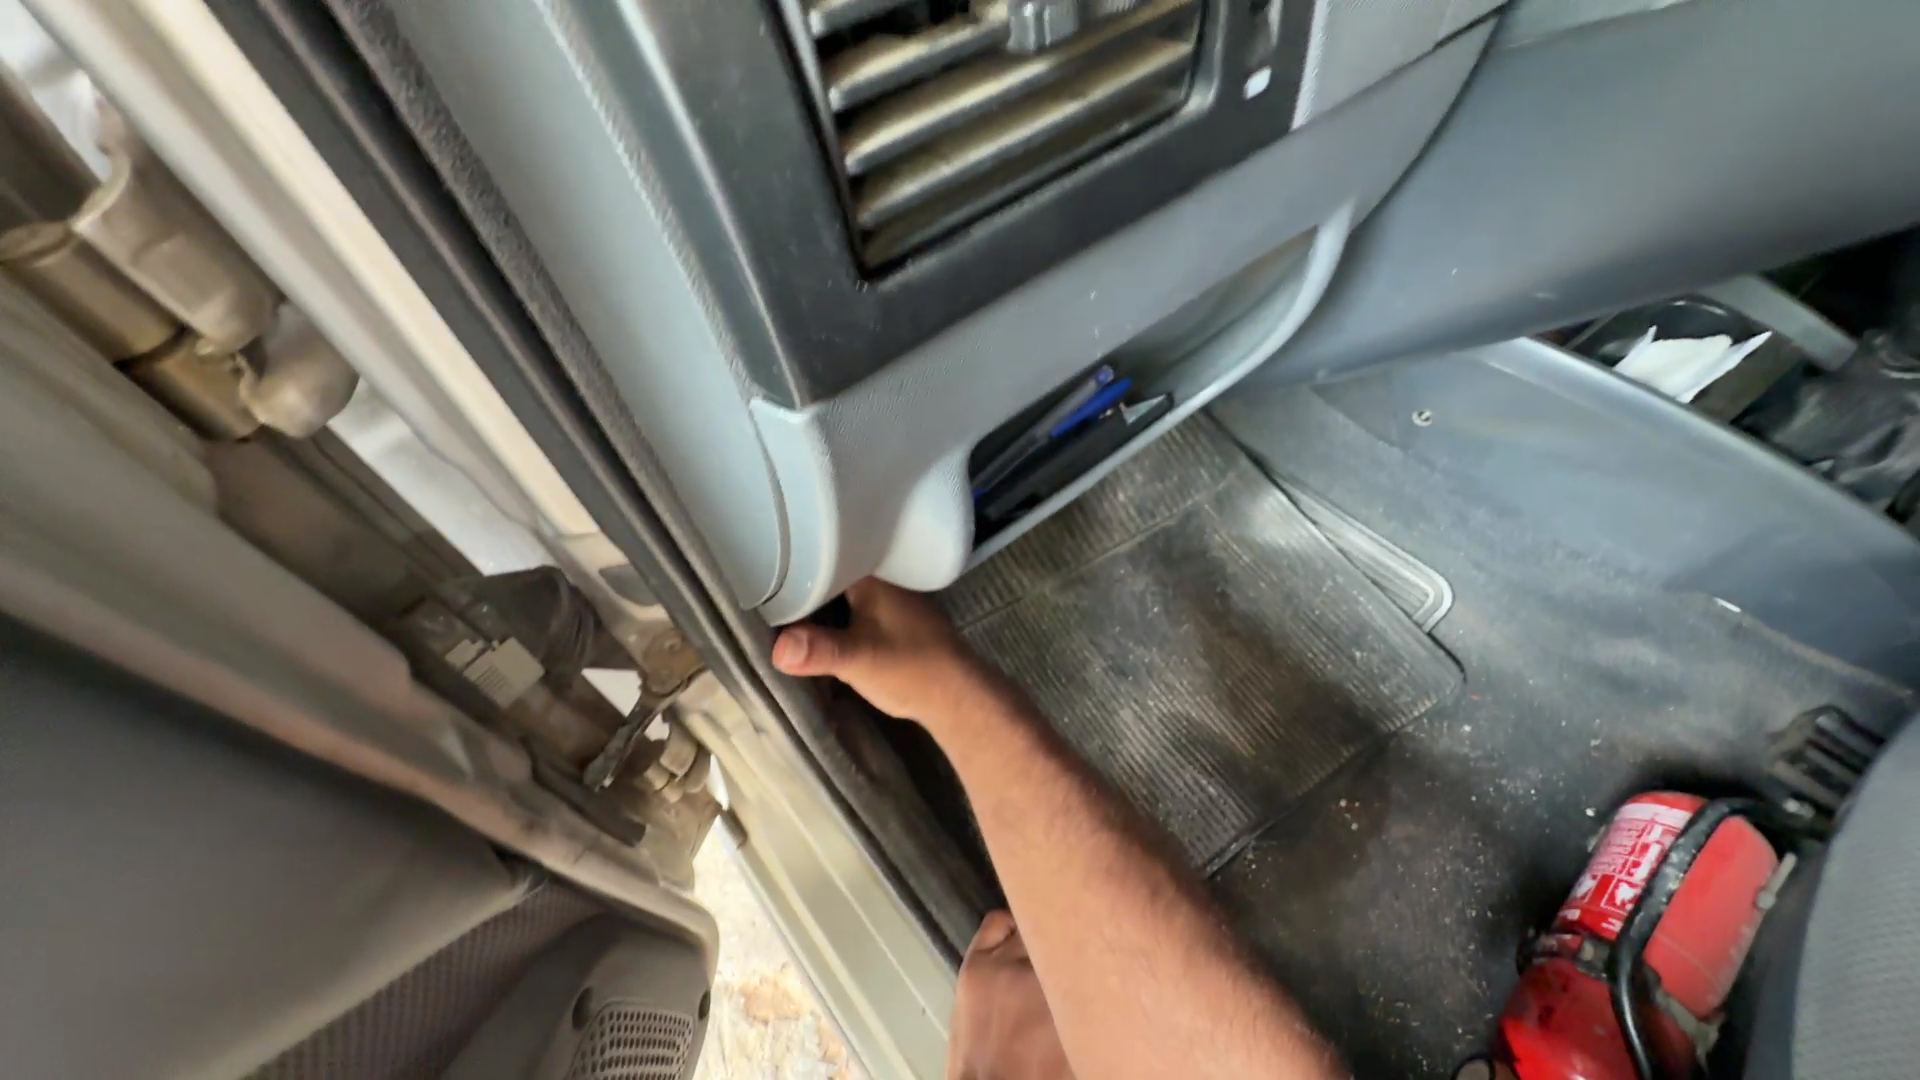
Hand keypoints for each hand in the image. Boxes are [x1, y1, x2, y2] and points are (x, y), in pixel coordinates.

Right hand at [771, 578, 1003, 729]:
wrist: (956, 696)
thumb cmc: (912, 668)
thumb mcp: (859, 659)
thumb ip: (819, 651)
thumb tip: (776, 648)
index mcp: (872, 576)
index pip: (825, 551)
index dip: (792, 555)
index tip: (758, 559)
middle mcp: (881, 579)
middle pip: (830, 569)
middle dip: (800, 577)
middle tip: (758, 580)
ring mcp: (888, 599)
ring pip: (841, 590)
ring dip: (816, 597)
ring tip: (774, 598)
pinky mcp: (891, 620)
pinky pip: (852, 606)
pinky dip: (833, 613)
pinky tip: (813, 622)